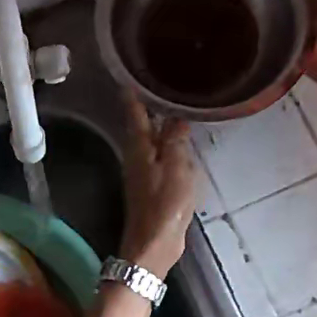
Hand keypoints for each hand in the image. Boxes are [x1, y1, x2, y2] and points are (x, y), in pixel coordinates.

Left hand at [119, 87, 197, 275]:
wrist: (153, 245)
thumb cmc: (164, 205)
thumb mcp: (176, 167)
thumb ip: (175, 140)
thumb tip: (176, 116)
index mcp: (139, 147)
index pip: (135, 112)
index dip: (134, 92)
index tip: (134, 72)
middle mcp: (137, 156)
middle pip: (143, 124)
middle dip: (151, 104)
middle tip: (165, 82)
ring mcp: (144, 172)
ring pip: (153, 140)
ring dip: (162, 124)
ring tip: (178, 105)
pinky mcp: (153, 187)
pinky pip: (162, 157)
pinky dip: (170, 145)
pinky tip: (183, 142)